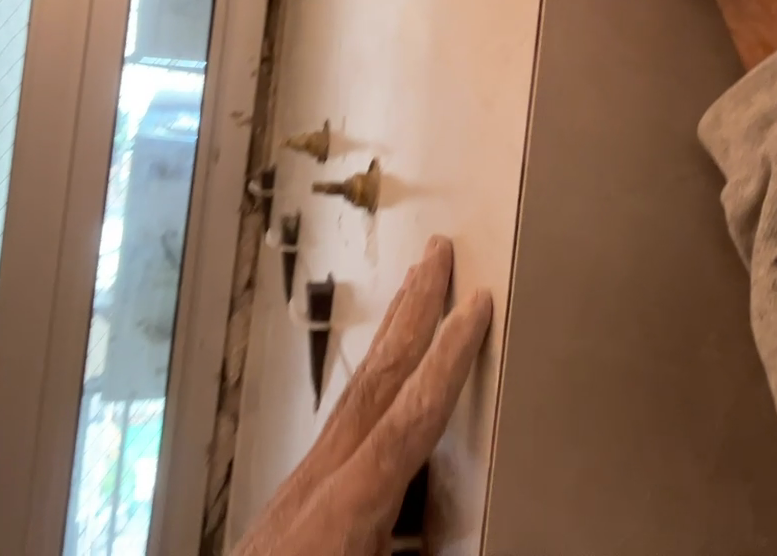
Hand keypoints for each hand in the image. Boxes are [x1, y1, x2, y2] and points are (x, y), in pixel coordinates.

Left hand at [235, 238, 493, 555]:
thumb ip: (421, 552)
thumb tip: (462, 532)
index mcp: (343, 512)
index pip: (408, 418)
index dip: (448, 359)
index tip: (476, 304)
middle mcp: (322, 479)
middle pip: (379, 376)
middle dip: (413, 308)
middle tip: (437, 251)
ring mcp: (306, 480)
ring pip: (360, 388)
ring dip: (394, 331)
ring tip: (417, 287)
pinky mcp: (300, 492)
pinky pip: (348, 413)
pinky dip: (376, 374)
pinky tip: (386, 370)